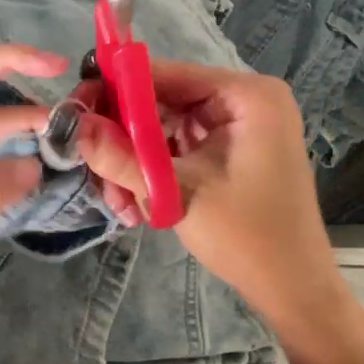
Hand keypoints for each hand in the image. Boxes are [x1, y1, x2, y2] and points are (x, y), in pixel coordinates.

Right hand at [72, 60, 347, 332]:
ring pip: (157, 128)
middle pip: (156, 101)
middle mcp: (241, 101)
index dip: (113, 91)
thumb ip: (120, 155)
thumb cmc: (247, 235)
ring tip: (115, 200)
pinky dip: (147, 171)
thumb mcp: (176, 191)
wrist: (290, 288)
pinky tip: (132, 202)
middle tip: (89, 166)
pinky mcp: (223, 150)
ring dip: (129, 161)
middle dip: (120, 137)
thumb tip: (72, 124)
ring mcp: (232, 126)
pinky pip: (170, 147)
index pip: (162, 75)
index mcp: (246, 96)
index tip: (73, 113)